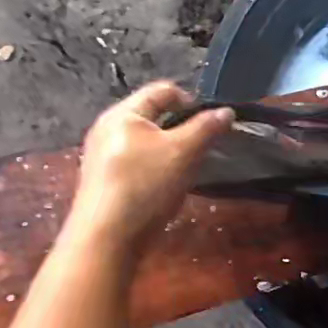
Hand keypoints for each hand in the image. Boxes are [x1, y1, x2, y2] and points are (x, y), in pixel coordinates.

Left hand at [66, 82, 233, 246]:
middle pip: (154, 115)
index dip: (192, 101)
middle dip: (182, 128)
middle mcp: (107, 128)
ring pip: (146, 140)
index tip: (211, 124)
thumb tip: (226, 111)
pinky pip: (137, 161)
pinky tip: (164, 187)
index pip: (163, 90)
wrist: (106, 237)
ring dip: (170, 150)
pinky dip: (155, 167)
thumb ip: (206, 128)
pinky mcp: (103, 179)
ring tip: (185, 170)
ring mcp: (102, 155)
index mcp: (123, 114)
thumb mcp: (184, 153)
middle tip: (201, 149)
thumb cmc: (146, 186)